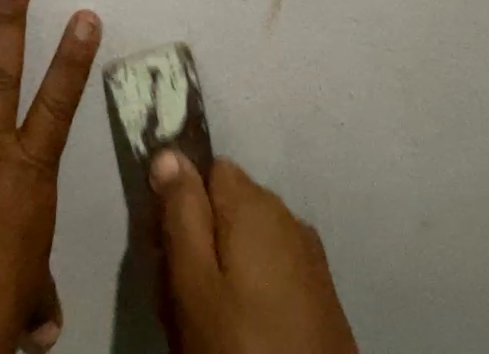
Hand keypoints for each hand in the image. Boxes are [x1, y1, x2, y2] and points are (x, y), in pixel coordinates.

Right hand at [151, 152, 358, 353]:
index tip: (168, 244)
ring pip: (249, 237)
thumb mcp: (192, 280)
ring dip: (225, 264)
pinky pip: (273, 265)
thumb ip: (180, 212)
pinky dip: (253, 285)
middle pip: (229, 202)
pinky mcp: (320, 290)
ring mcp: (308, 254)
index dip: (183, 199)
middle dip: (202, 234)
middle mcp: (287, 216)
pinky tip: (243, 325)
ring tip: (210, 315)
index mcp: (255, 203)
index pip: (209, 167)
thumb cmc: (239, 344)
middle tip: (184, 289)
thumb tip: (169, 154)